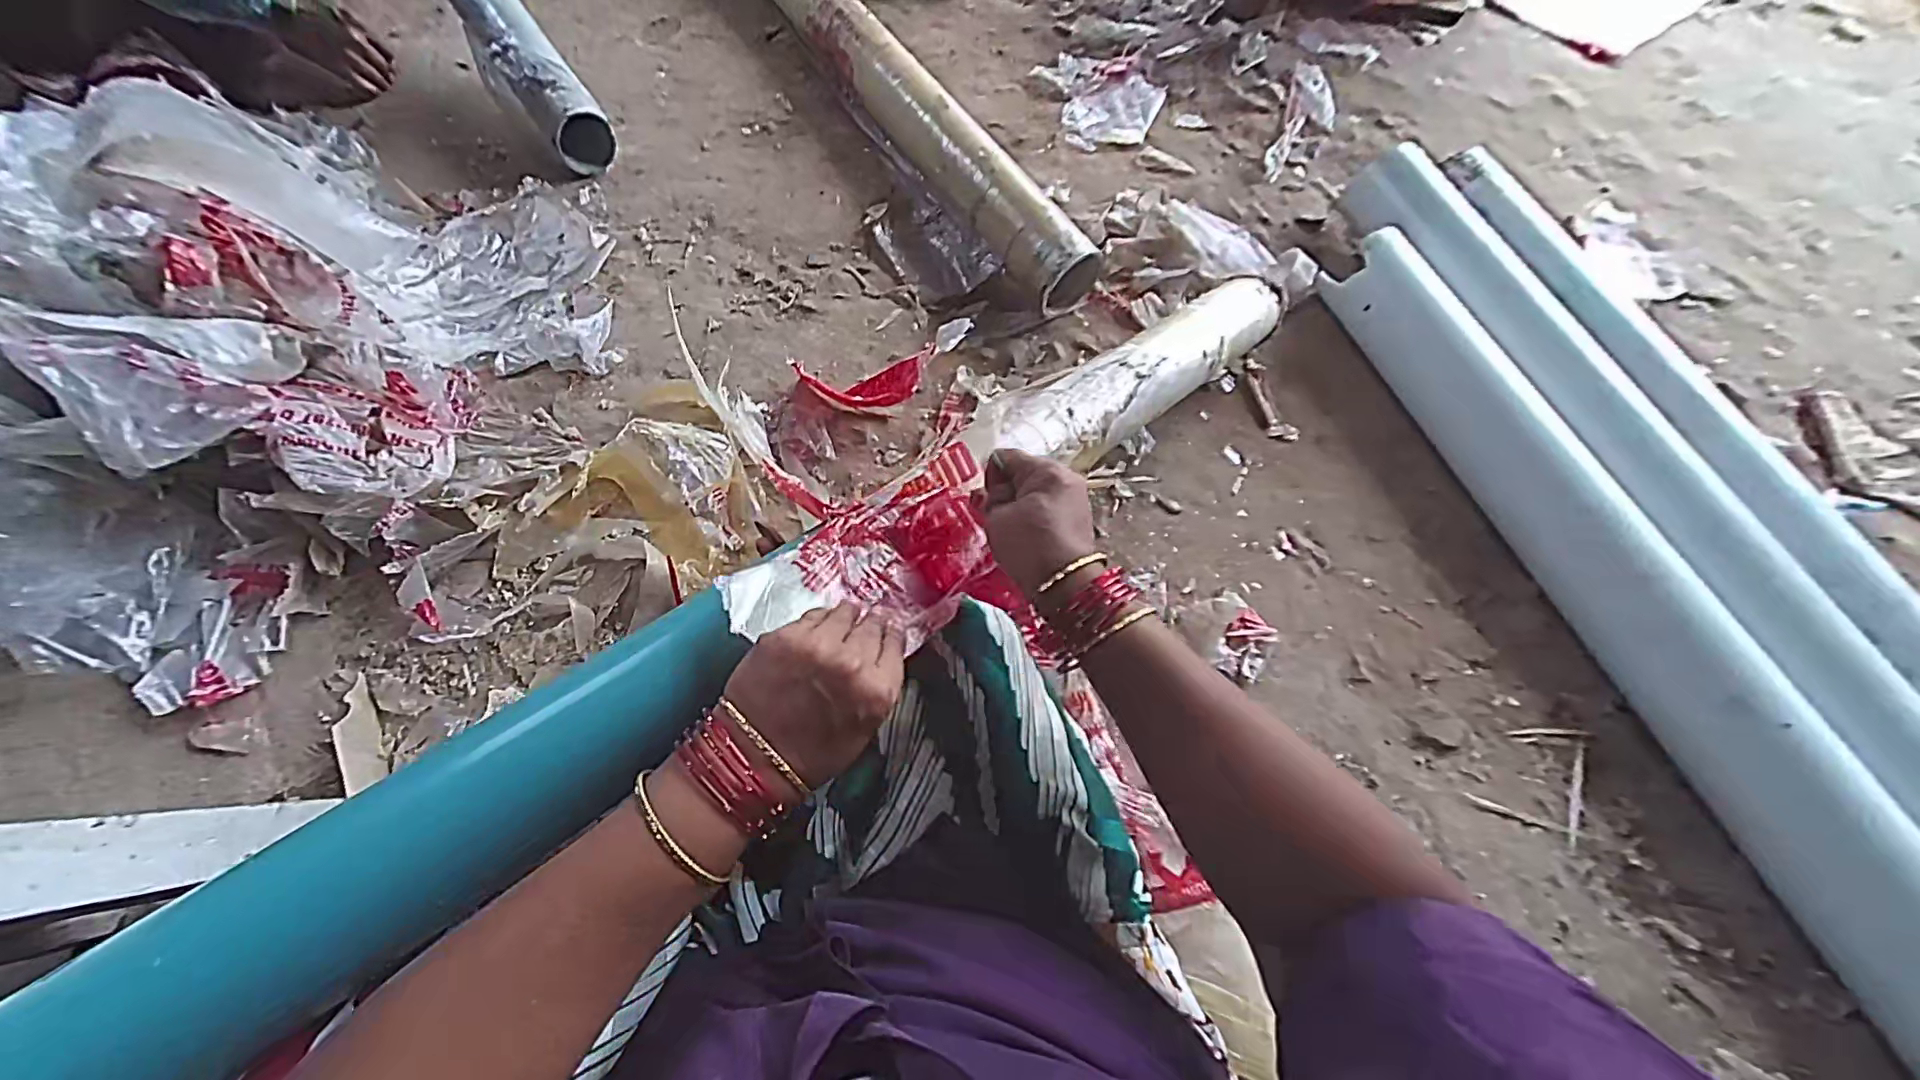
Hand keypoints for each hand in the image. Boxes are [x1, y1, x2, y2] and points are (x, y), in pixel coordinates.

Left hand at [719, 605, 904, 789]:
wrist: (754, 759)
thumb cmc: (810, 754)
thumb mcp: (865, 728)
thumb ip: (878, 687)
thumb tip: (883, 656)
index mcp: (876, 690)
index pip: (896, 645)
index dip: (892, 636)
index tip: (890, 631)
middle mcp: (852, 663)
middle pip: (872, 625)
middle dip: (871, 625)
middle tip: (867, 624)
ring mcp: (817, 645)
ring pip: (845, 613)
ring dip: (847, 617)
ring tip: (843, 621)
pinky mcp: (787, 636)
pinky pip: (814, 615)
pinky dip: (819, 619)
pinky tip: (818, 627)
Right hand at [978, 449, 1097, 596]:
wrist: (1065, 584)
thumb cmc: (1028, 547)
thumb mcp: (997, 519)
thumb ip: (989, 498)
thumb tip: (989, 492)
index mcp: (1046, 470)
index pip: (1006, 457)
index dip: (989, 476)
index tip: (985, 499)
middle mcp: (1066, 477)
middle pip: (1024, 472)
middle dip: (1006, 490)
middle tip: (995, 516)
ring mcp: (1076, 497)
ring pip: (1037, 491)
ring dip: (1020, 504)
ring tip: (1011, 529)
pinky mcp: (1080, 518)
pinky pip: (1049, 507)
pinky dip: (1034, 516)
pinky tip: (1027, 535)